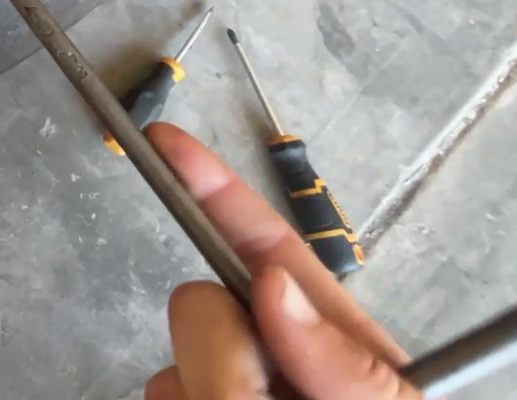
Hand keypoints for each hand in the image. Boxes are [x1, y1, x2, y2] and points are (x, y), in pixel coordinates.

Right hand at [144, 124, 418, 399]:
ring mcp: (227, 391)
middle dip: (222, 360)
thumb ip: (354, 372)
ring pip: (174, 366)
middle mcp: (274, 359)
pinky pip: (162, 397)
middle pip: (199, 304)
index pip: (268, 247)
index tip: (163, 141)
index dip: (214, 187)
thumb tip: (273, 287)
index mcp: (335, 346)